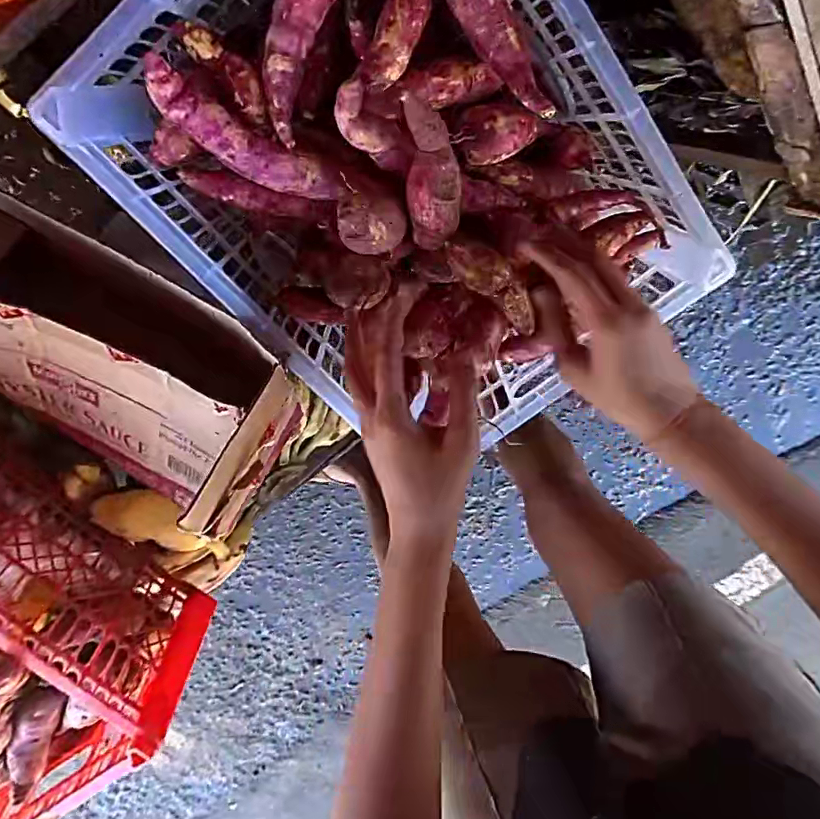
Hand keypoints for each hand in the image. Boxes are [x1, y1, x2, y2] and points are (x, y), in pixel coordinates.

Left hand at [346, 281, 480, 551]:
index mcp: (390, 415)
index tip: (406, 290)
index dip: (394, 319)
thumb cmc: (443, 488)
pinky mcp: (374, 429)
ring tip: (372, 309)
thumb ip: (464, 394)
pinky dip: (374, 362)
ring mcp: (367, 422)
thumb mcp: (463, 440)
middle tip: (373, 289)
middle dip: (363, 321)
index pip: (386, 356)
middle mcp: (369, 414)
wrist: (418, 529)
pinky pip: (368, 386)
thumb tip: (463, 352)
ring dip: (361, 339)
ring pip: (356, 372)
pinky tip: (396, 353)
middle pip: (356, 358)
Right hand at [520, 234, 704, 442]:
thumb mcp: (575, 372)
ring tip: (559, 241)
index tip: (525, 244)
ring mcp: (642, 305)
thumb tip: (543, 293)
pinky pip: (618, 281)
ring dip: (582, 251)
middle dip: (565, 242)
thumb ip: (557, 329)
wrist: (672, 411)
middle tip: (541, 230)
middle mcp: (626, 304)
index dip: (547, 255)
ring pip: (609, 267)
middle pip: (594, 260)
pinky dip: (596, 269)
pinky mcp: (649, 310)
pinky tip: (583, 269)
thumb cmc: (619, 400)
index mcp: (605, 321)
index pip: (572, 275)